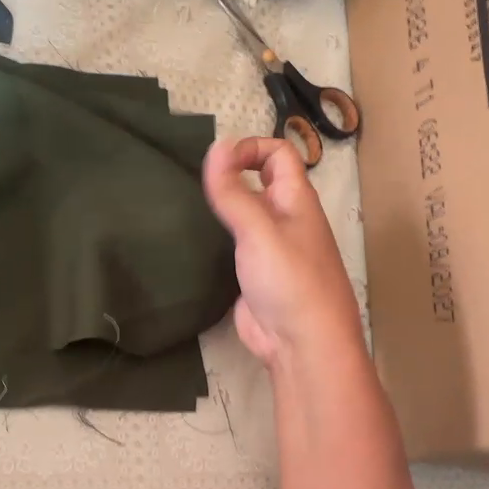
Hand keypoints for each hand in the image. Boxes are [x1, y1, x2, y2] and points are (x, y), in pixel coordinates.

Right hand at [201, 137, 361, 368]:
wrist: (300, 342)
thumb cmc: (289, 280)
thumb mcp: (258, 230)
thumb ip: (233, 192)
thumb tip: (215, 146)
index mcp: (296, 201)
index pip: (279, 155)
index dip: (250, 149)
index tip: (216, 165)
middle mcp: (286, 220)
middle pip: (260, 184)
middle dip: (231, 177)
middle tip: (195, 187)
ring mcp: (270, 250)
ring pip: (246, 217)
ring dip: (221, 211)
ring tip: (188, 212)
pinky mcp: (254, 277)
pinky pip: (235, 248)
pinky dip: (217, 242)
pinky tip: (196, 247)